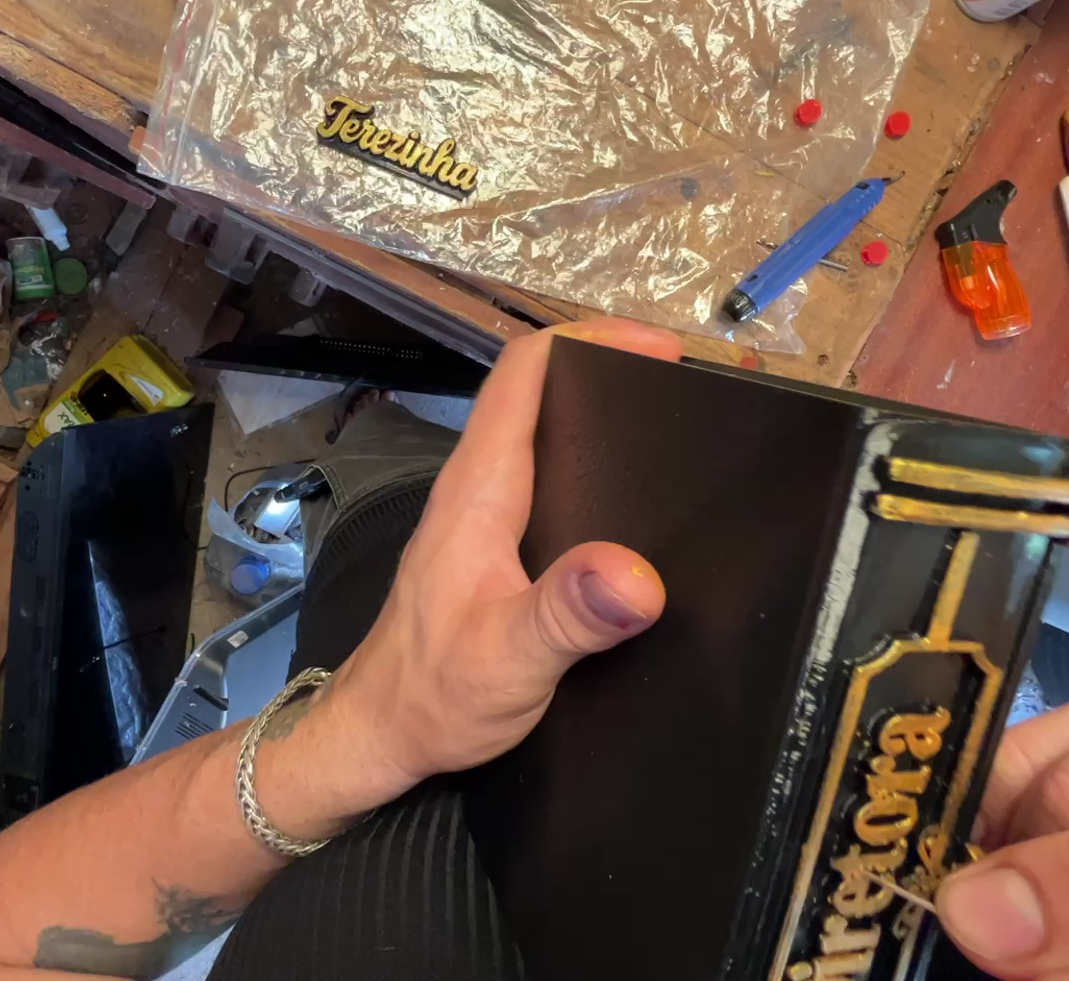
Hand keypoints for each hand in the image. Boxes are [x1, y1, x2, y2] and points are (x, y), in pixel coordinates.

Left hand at [253, 320, 680, 835]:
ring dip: (600, 416)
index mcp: (480, 488)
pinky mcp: (492, 542)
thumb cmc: (433, 691)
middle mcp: (479, 486)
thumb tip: (638, 575)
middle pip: (537, 392)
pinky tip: (631, 498)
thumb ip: (566, 614)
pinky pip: (545, 477)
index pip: (521, 374)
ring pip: (541, 433)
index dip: (587, 341)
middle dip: (607, 370)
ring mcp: (483, 512)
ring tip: (672, 428)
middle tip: (683, 384)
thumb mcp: (507, 657)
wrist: (384, 727)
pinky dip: (590, 463)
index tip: (660, 348)